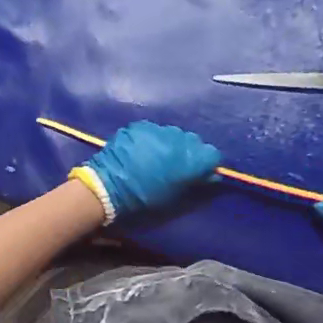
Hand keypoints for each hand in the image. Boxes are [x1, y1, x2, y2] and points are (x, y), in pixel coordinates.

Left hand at [76, 121, 221, 221]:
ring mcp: (158, 129)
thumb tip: (209, 175)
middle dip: (188, 151)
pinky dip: (151, 139)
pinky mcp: (140, 126)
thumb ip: (195, 182)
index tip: (199, 172)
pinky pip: (152, 131)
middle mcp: (178, 138)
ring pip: (172, 134)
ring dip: (169, 143)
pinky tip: (141, 150)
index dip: (206, 163)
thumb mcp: (176, 196)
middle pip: (192, 141)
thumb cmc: (145, 197)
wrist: (110, 185)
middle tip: (176, 165)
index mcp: (191, 158)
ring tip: (156, 157)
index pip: (212, 154)